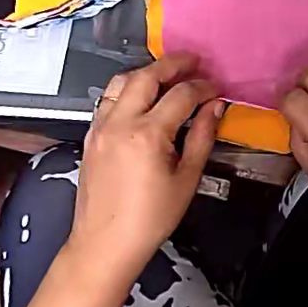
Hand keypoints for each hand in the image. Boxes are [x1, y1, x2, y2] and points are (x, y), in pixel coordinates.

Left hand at [72, 54, 222, 275]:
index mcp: (147, 134)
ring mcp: (100, 127)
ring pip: (121, 81)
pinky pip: (108, 99)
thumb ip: (202, 136)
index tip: (217, 89)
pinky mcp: (90, 135)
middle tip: (194, 61)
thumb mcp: (187, 178)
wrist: (104, 245)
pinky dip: (127, 88)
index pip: (181, 95)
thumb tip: (215, 106)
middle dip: (173, 64)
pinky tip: (143, 96)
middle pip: (147, 76)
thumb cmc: (151, 217)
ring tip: (168, 74)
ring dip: (147, 72)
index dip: (203, 87)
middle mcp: (120, 123)